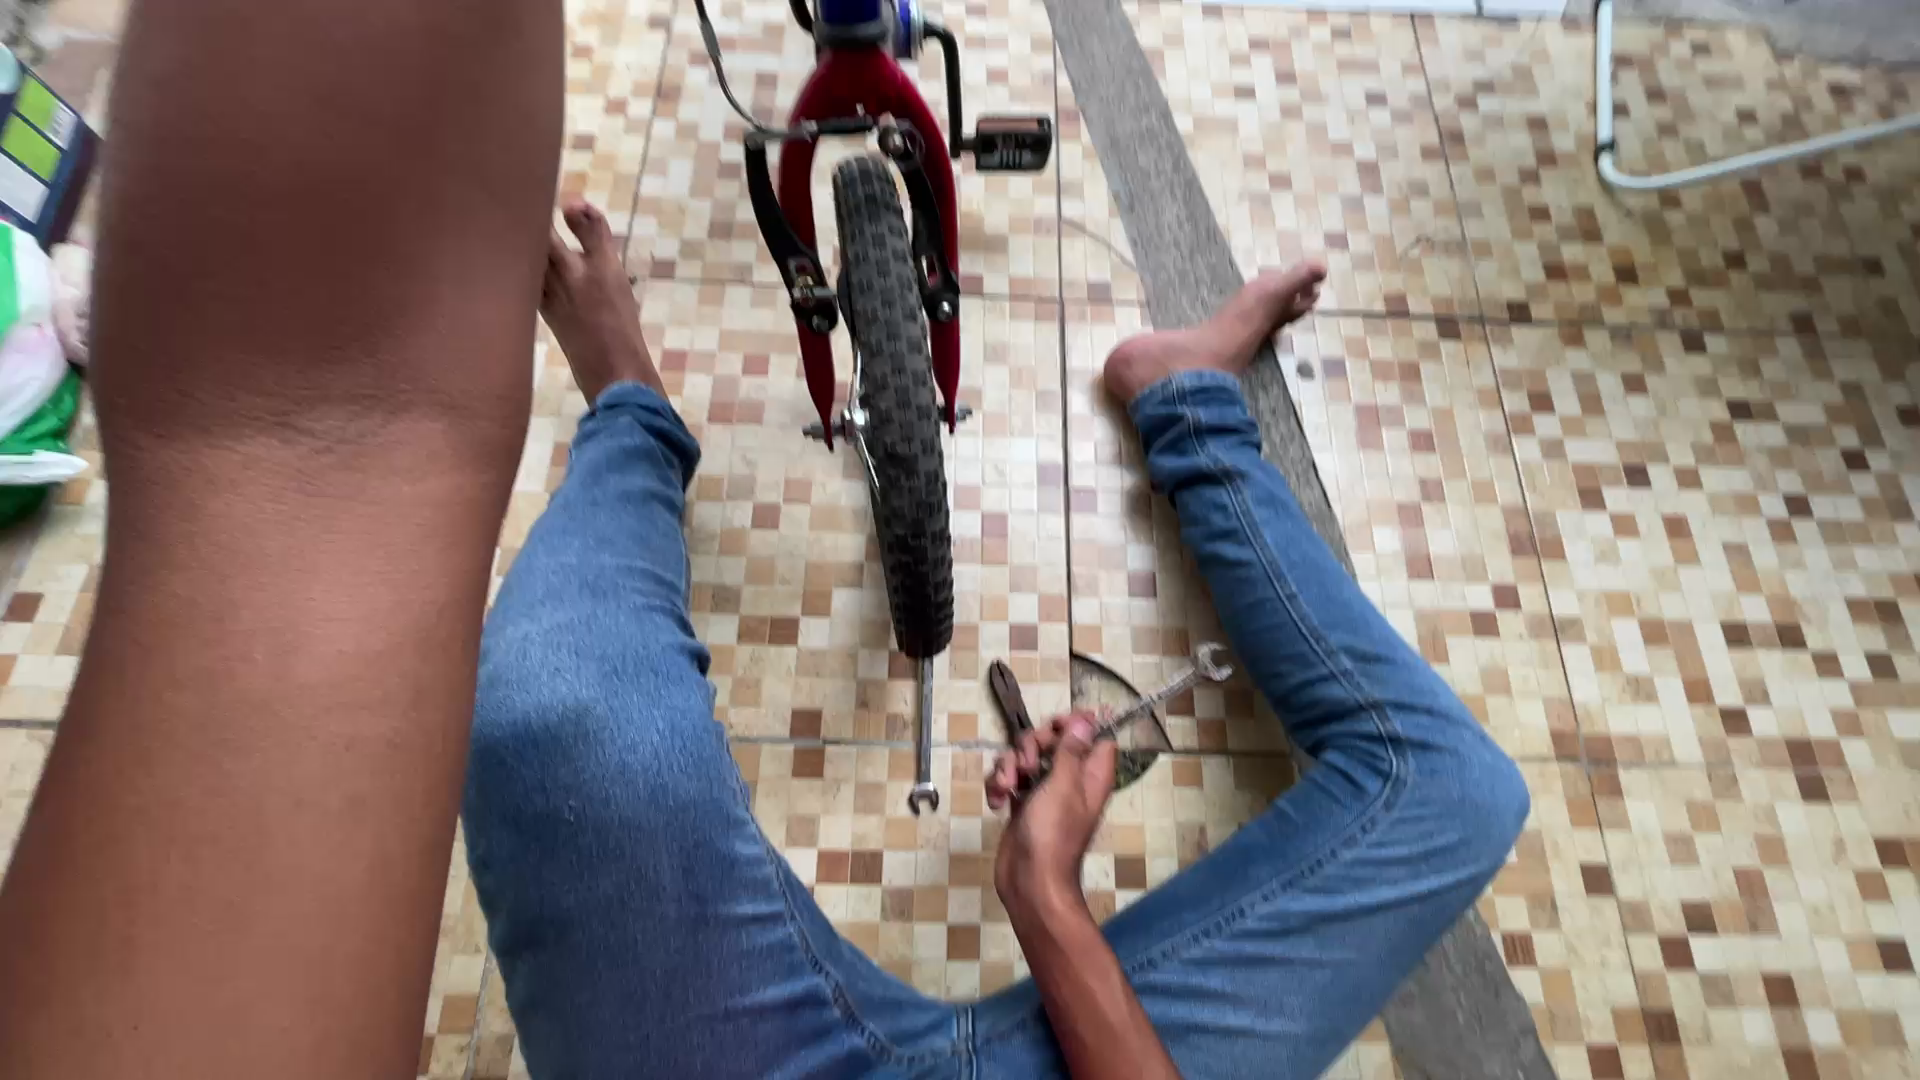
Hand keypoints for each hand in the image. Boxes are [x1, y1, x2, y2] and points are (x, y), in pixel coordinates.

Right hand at [986, 712, 1119, 919]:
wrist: (1029, 881)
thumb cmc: (1052, 833)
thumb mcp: (1063, 786)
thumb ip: (1072, 750)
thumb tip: (1088, 719)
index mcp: (1090, 773)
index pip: (1093, 734)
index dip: (1074, 724)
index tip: (1054, 726)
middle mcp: (1069, 778)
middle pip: (1052, 740)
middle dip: (1031, 745)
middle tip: (1027, 764)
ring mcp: (1043, 790)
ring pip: (1024, 757)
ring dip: (1009, 766)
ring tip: (1007, 788)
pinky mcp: (1021, 802)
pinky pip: (1008, 778)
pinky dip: (999, 785)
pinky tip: (997, 802)